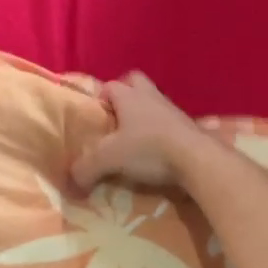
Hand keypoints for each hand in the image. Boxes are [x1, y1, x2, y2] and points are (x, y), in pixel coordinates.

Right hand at [72, 72, 208, 190]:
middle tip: (116, 121)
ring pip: (154, 103)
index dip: (100, 100)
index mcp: (129, 96)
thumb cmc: (149, 149)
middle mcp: (151, 97)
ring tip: (135, 140)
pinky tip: (157, 152)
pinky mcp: (189, 127)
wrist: (198, 159)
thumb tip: (69, 184)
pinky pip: (170, 123)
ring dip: (145, 116)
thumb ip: (85, 168)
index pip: (110, 86)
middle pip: (136, 83)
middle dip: (125, 96)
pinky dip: (162, 133)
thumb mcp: (109, 159)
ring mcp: (173, 110)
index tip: (95, 120)